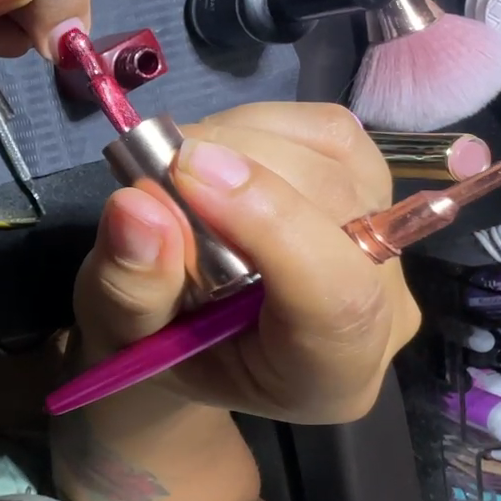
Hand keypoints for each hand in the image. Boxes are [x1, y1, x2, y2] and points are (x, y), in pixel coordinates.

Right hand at [72, 104, 421, 423]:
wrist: (181, 337)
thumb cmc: (151, 348)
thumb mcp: (118, 334)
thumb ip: (130, 285)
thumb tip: (135, 204)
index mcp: (327, 375)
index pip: (339, 295)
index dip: (268, 222)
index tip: (183, 173)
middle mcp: (381, 309)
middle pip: (335, 206)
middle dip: (234, 167)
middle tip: (149, 167)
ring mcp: (379, 242)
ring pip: (333, 157)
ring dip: (239, 140)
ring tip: (172, 167)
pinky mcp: (367, 188)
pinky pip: (328, 132)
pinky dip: (257, 125)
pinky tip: (210, 153)